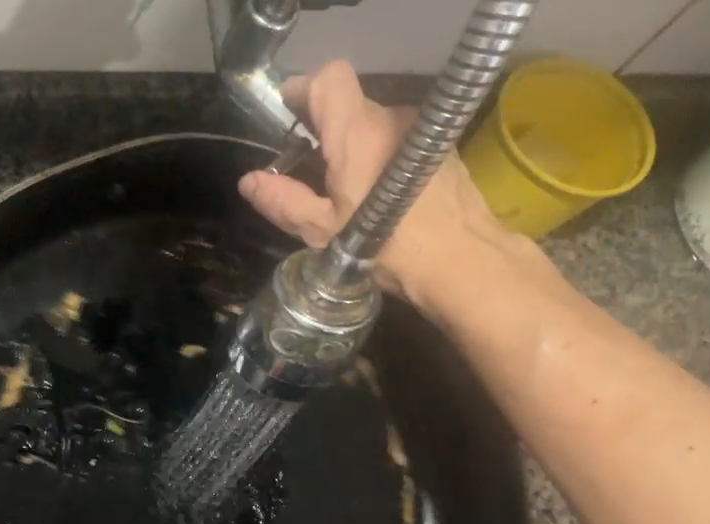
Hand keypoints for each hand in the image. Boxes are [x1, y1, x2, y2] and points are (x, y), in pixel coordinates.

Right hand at [235, 61, 518, 307]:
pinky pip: (398, 140)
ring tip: (349, 194)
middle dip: (327, 132)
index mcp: (357, 134)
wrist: (460, 258)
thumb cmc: (386, 247)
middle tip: (310, 173)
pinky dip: (383, 158)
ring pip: (374, 126)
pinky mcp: (438, 144)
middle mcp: (390, 118)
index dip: (306, 88)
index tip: (290, 110)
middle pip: (350, 107)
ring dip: (357, 150)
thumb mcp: (322, 231)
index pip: (330, 79)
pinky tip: (381, 197)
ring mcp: (418, 128)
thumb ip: (282, 201)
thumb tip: (249, 182)